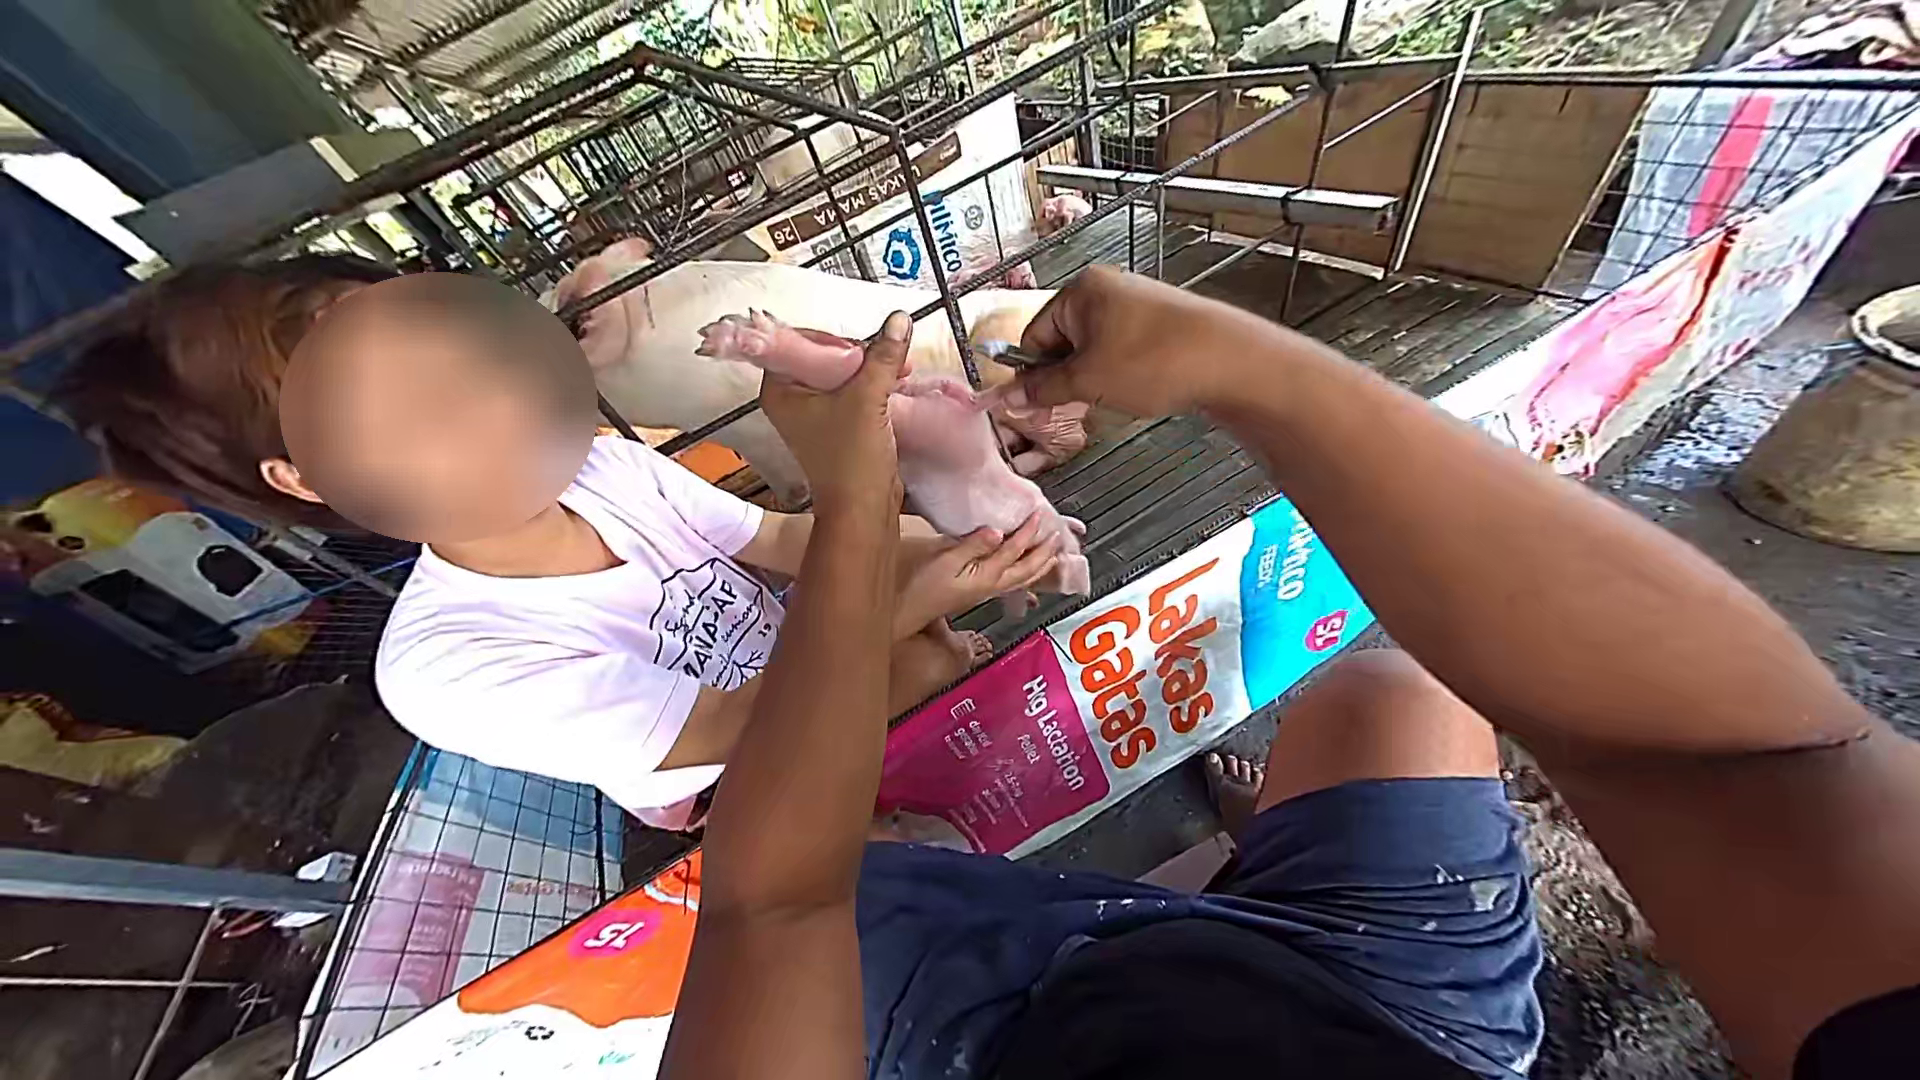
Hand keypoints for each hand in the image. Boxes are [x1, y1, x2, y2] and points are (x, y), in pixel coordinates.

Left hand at [759, 311, 909, 515]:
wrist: (864, 508)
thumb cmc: (852, 458)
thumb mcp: (867, 399)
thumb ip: (883, 356)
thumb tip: (900, 318)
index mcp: (780, 389)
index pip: (798, 342)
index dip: (833, 336)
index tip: (863, 340)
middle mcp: (791, 399)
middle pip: (824, 354)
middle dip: (859, 351)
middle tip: (887, 352)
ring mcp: (814, 413)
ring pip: (842, 373)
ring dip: (871, 367)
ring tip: (900, 365)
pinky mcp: (837, 425)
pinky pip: (852, 392)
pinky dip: (873, 384)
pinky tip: (897, 379)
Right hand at [895, 515, 1058, 636]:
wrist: (910, 609)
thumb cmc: (924, 585)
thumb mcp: (946, 560)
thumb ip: (972, 546)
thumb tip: (997, 531)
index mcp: (987, 575)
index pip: (1015, 550)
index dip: (1029, 532)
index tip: (1039, 515)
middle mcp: (993, 585)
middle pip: (1028, 569)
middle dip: (1045, 553)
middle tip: (1058, 537)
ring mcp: (988, 590)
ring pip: (1023, 578)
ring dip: (1040, 565)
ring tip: (1052, 555)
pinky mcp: (981, 591)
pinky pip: (1013, 581)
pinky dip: (1025, 573)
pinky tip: (1025, 570)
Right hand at [1000, 265, 1337, 416]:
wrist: (1228, 361)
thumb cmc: (1151, 362)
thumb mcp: (1086, 381)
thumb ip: (1042, 389)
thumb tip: (1009, 397)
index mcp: (1079, 291)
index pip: (1033, 337)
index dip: (1033, 374)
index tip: (1039, 404)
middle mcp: (1105, 289)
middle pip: (1061, 343)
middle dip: (1065, 377)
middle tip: (1078, 404)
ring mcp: (1134, 304)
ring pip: (1090, 351)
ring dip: (1090, 379)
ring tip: (1112, 396)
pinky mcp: (1157, 322)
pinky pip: (1118, 350)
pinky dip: (1116, 374)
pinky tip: (1134, 388)